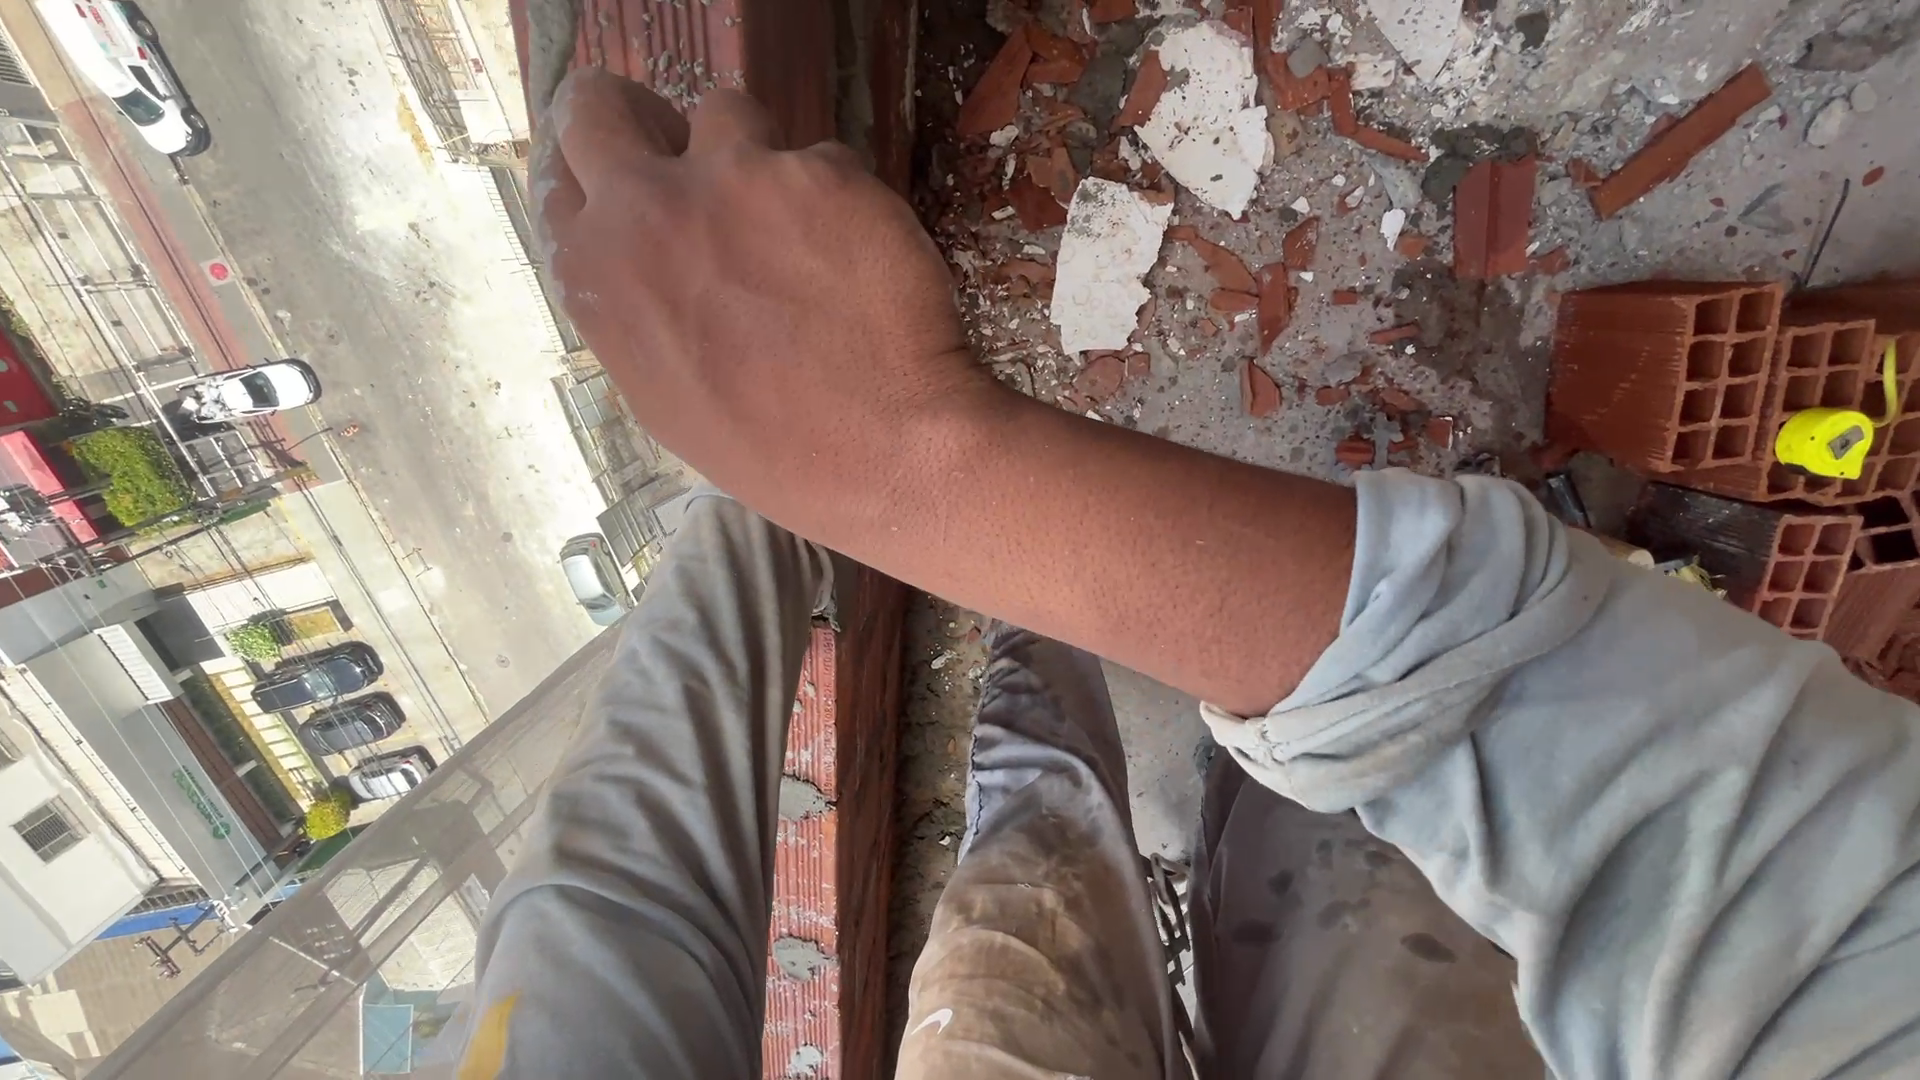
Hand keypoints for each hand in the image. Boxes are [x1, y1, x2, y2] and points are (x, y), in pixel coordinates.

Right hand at [535, 69, 995, 525]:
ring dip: (757, 158)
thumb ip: (638, 308)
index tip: (640, 177)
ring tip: (805, 230)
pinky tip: (864, 262)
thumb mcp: (668, 398)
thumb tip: (644, 259)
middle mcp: (647, 208)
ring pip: (727, 113)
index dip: (604, 172)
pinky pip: (821, 159)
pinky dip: (838, 199)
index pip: (562, 178)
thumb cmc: (774, 451)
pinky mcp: (817, 171)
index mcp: (598, 276)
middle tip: (696, 155)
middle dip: (644, 120)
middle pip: (604, 105)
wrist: (880, 451)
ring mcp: (734, 179)